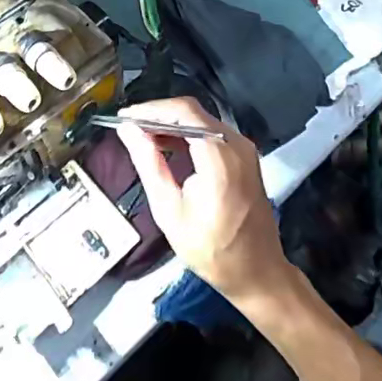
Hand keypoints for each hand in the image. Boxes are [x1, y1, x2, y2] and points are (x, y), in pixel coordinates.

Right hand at [116, 97, 296, 308]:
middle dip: (158, 115)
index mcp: (219, 158)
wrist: (257, 271)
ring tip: (141, 136)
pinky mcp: (245, 155)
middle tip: (129, 127)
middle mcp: (236, 144)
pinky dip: (187, 133)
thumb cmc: (212, 250)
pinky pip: (211, 132)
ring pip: (201, 119)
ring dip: (171, 123)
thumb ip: (149, 164)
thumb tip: (128, 131)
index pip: (183, 112)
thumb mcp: (169, 210)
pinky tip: (167, 144)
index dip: (150, 109)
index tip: (124, 117)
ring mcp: (244, 148)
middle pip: (192, 112)